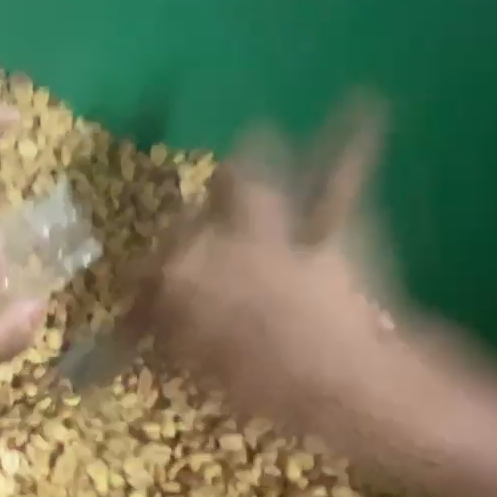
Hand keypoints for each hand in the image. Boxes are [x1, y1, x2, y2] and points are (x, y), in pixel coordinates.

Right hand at [130, 101, 481, 470]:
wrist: (344, 384)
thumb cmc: (263, 390)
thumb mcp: (203, 370)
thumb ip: (175, 339)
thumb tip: (150, 329)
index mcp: (182, 282)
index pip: (144, 276)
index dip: (136, 295)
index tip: (132, 318)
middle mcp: (219, 244)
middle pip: (189, 223)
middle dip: (183, 231)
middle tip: (185, 242)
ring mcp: (274, 232)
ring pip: (252, 182)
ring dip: (250, 163)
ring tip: (252, 143)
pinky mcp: (329, 231)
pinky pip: (340, 181)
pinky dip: (351, 144)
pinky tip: (364, 105)